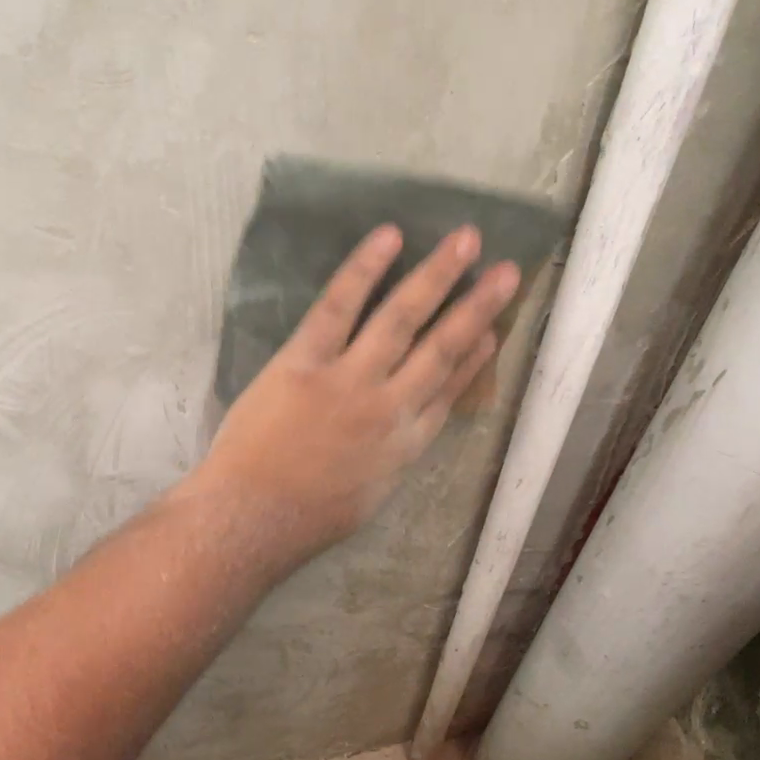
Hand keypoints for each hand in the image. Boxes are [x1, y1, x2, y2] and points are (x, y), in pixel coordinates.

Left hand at [179, 223, 521, 571]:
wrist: (252, 519)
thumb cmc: (305, 521)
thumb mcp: (368, 499)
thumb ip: (389, 460)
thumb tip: (398, 437)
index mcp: (404, 445)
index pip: (448, 392)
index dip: (475, 359)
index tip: (494, 331)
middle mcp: (389, 407)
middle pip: (441, 349)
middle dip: (478, 307)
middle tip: (507, 270)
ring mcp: (349, 380)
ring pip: (401, 319)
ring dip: (437, 276)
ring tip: (466, 239)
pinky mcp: (305, 362)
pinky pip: (338, 307)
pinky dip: (364, 270)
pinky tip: (389, 238)